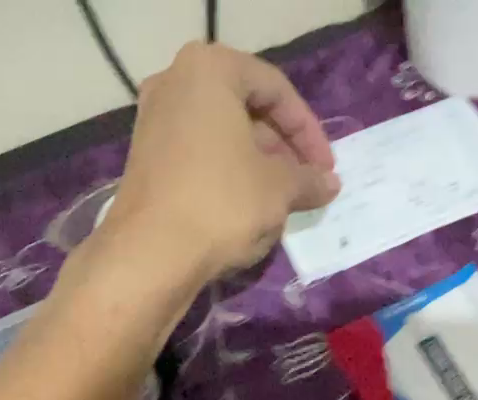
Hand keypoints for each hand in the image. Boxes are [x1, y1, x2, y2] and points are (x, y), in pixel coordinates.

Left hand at [93, 42, 338, 281]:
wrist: (153, 252)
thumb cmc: (223, 203)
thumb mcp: (280, 189)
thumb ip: (308, 179)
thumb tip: (329, 183)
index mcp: (210, 70)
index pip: (276, 89)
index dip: (308, 131)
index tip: (326, 168)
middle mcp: (175, 81)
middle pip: (246, 108)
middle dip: (283, 147)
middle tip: (307, 182)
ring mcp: (156, 119)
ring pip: (224, 134)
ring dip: (260, 163)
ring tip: (285, 199)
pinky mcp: (148, 156)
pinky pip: (201, 154)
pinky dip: (231, 174)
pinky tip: (250, 207)